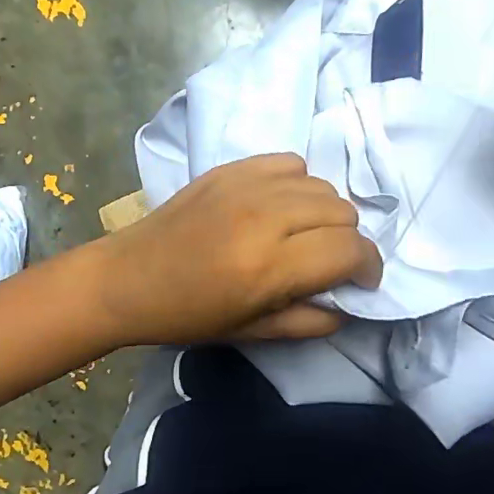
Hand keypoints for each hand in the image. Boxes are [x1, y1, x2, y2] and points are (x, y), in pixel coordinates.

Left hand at [79, 153, 381, 344]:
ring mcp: (244, 186)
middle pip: (342, 211)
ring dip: (323, 211)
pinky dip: (296, 182)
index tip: (359, 281)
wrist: (126, 279)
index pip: (350, 249)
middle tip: (323, 261)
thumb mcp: (252, 332)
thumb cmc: (186, 315)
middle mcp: (263, 216)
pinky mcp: (227, 169)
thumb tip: (349, 301)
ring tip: (300, 233)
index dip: (368, 267)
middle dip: (345, 241)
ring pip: (320, 184)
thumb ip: (310, 320)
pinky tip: (278, 204)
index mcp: (268, 266)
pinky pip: (288, 161)